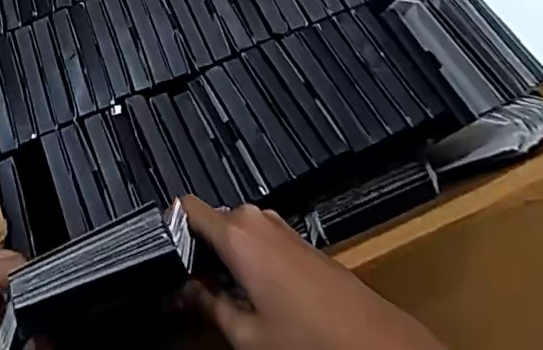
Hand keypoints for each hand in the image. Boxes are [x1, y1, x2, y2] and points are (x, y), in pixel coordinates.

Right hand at [181, 196, 445, 349]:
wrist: (379, 345)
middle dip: (199, 251)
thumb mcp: (248, 335)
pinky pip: (259, 239)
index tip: (163, 253)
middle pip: (210, 221)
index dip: (169, 227)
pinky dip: (249, 260)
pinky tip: (254, 297)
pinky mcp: (298, 241)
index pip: (186, 206)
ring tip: (222, 297)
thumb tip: (184, 293)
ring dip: (225, 258)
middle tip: (190, 288)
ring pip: (235, 231)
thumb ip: (208, 307)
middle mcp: (256, 219)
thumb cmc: (314, 340)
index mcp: (236, 232)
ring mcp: (280, 228)